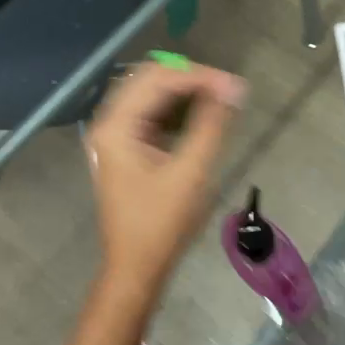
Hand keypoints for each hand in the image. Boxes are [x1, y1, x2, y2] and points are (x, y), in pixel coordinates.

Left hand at [83, 61, 245, 288]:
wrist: (136, 268)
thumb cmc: (161, 223)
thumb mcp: (191, 172)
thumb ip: (211, 125)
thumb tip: (234, 88)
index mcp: (116, 126)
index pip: (158, 79)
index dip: (199, 76)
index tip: (235, 86)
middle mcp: (109, 123)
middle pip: (150, 79)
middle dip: (191, 79)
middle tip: (227, 91)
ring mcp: (115, 135)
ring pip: (151, 94)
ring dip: (185, 92)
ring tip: (219, 101)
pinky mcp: (126, 147)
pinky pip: (151, 113)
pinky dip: (177, 109)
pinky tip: (201, 119)